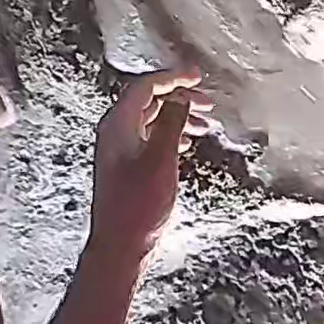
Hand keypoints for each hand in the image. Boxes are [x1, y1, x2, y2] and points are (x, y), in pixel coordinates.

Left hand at [89, 68, 214, 262]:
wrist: (121, 246)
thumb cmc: (139, 205)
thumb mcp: (161, 158)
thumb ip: (171, 122)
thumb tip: (180, 97)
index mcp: (118, 124)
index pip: (146, 87)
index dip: (173, 78)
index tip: (198, 77)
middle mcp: (116, 131)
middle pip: (149, 100)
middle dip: (180, 97)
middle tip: (208, 101)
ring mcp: (120, 149)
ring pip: (153, 119)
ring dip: (179, 116)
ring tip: (206, 123)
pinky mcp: (127, 165)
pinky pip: (151, 136)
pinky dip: (172, 133)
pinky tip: (188, 141)